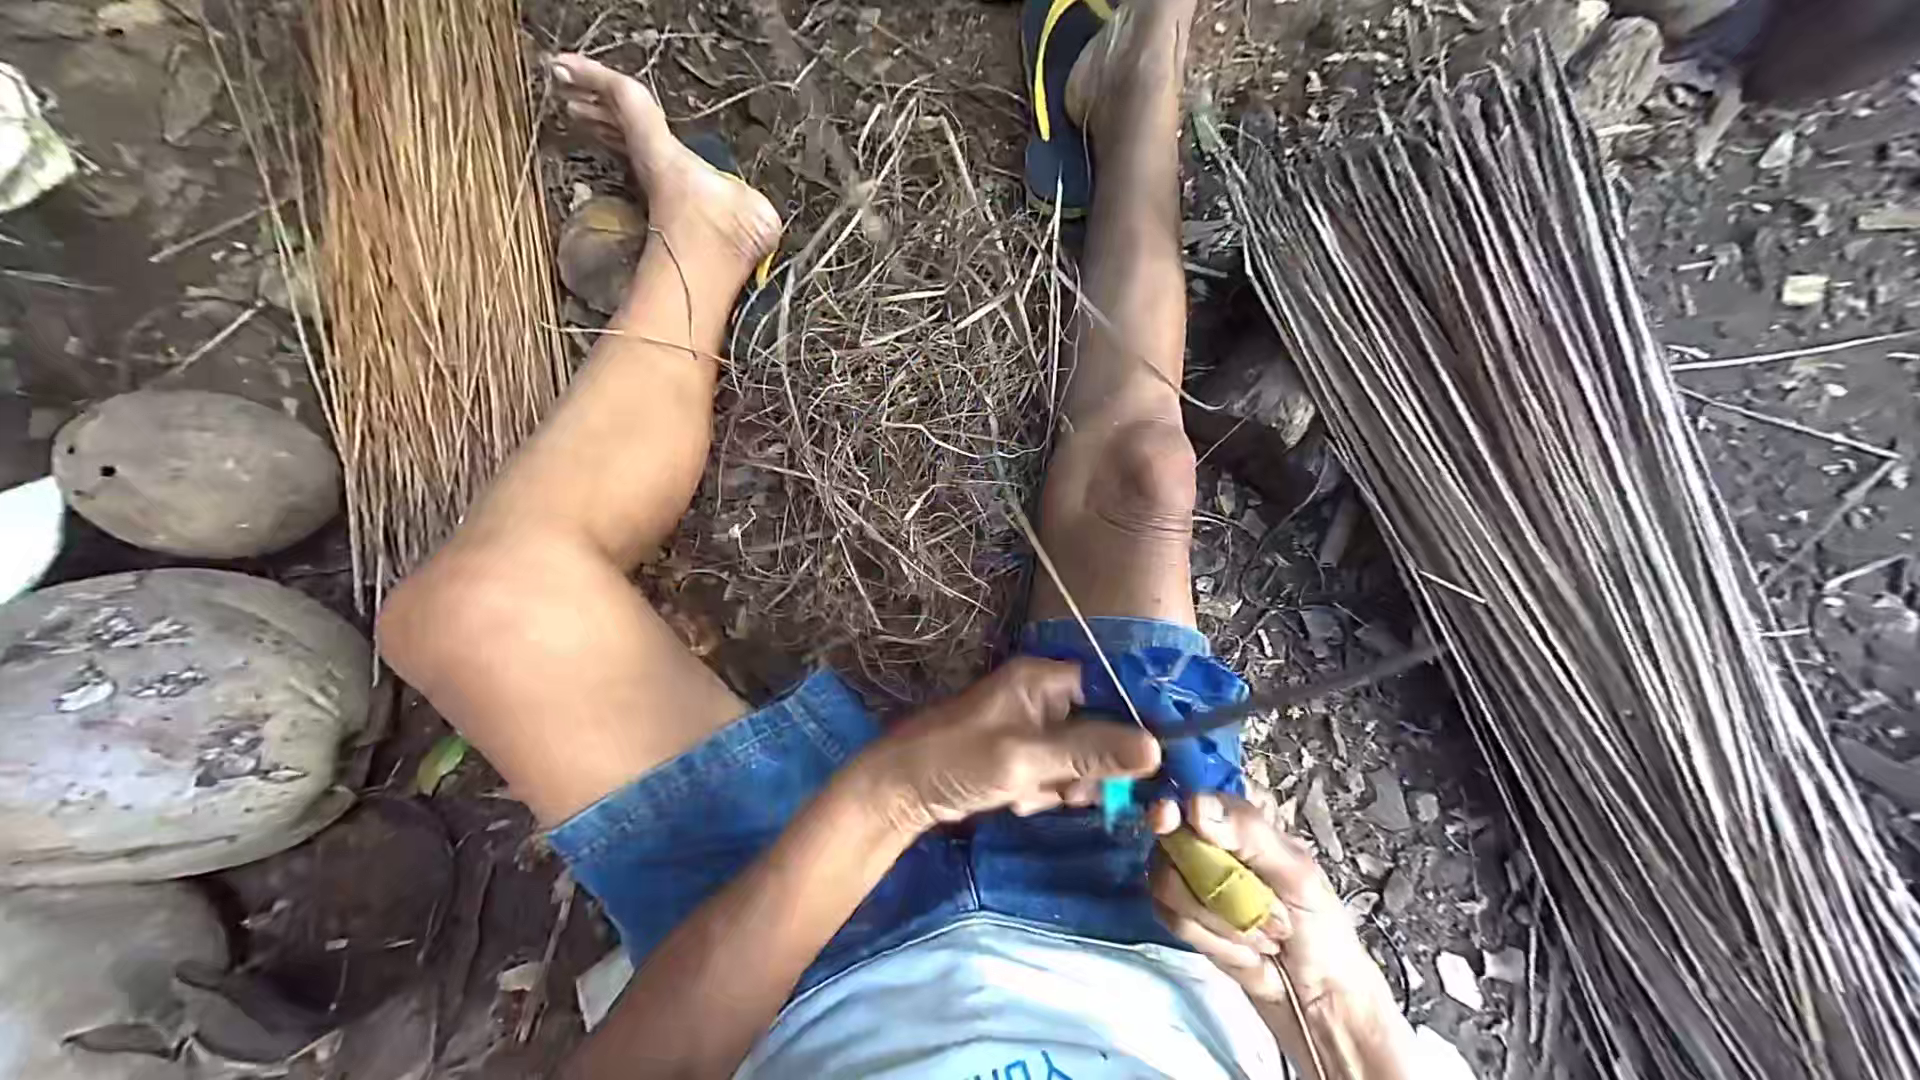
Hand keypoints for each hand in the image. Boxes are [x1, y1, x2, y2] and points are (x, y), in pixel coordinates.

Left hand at [863, 657, 1161, 833]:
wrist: (903, 789)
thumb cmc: (958, 759)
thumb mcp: (1025, 757)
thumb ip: (1089, 751)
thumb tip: (1156, 747)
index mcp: (1043, 678)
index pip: (1111, 689)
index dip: (1135, 721)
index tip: (1156, 760)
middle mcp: (1044, 695)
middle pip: (1102, 729)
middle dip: (1086, 767)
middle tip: (1065, 790)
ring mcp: (1035, 727)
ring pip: (1082, 759)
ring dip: (1062, 785)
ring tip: (1026, 792)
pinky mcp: (1026, 755)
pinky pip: (1059, 775)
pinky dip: (1044, 792)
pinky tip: (1014, 799)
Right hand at [1148, 794, 1394, 1013]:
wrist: (1316, 991)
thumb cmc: (1318, 922)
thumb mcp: (1296, 871)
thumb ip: (1248, 832)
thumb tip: (1193, 805)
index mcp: (1235, 808)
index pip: (1189, 789)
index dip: (1175, 804)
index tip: (1168, 818)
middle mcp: (1201, 831)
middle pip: (1170, 837)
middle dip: (1214, 881)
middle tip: (1260, 902)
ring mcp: (1183, 868)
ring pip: (1167, 881)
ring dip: (1220, 919)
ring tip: (1260, 931)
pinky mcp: (1175, 907)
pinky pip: (1171, 916)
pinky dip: (1212, 938)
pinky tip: (1241, 945)